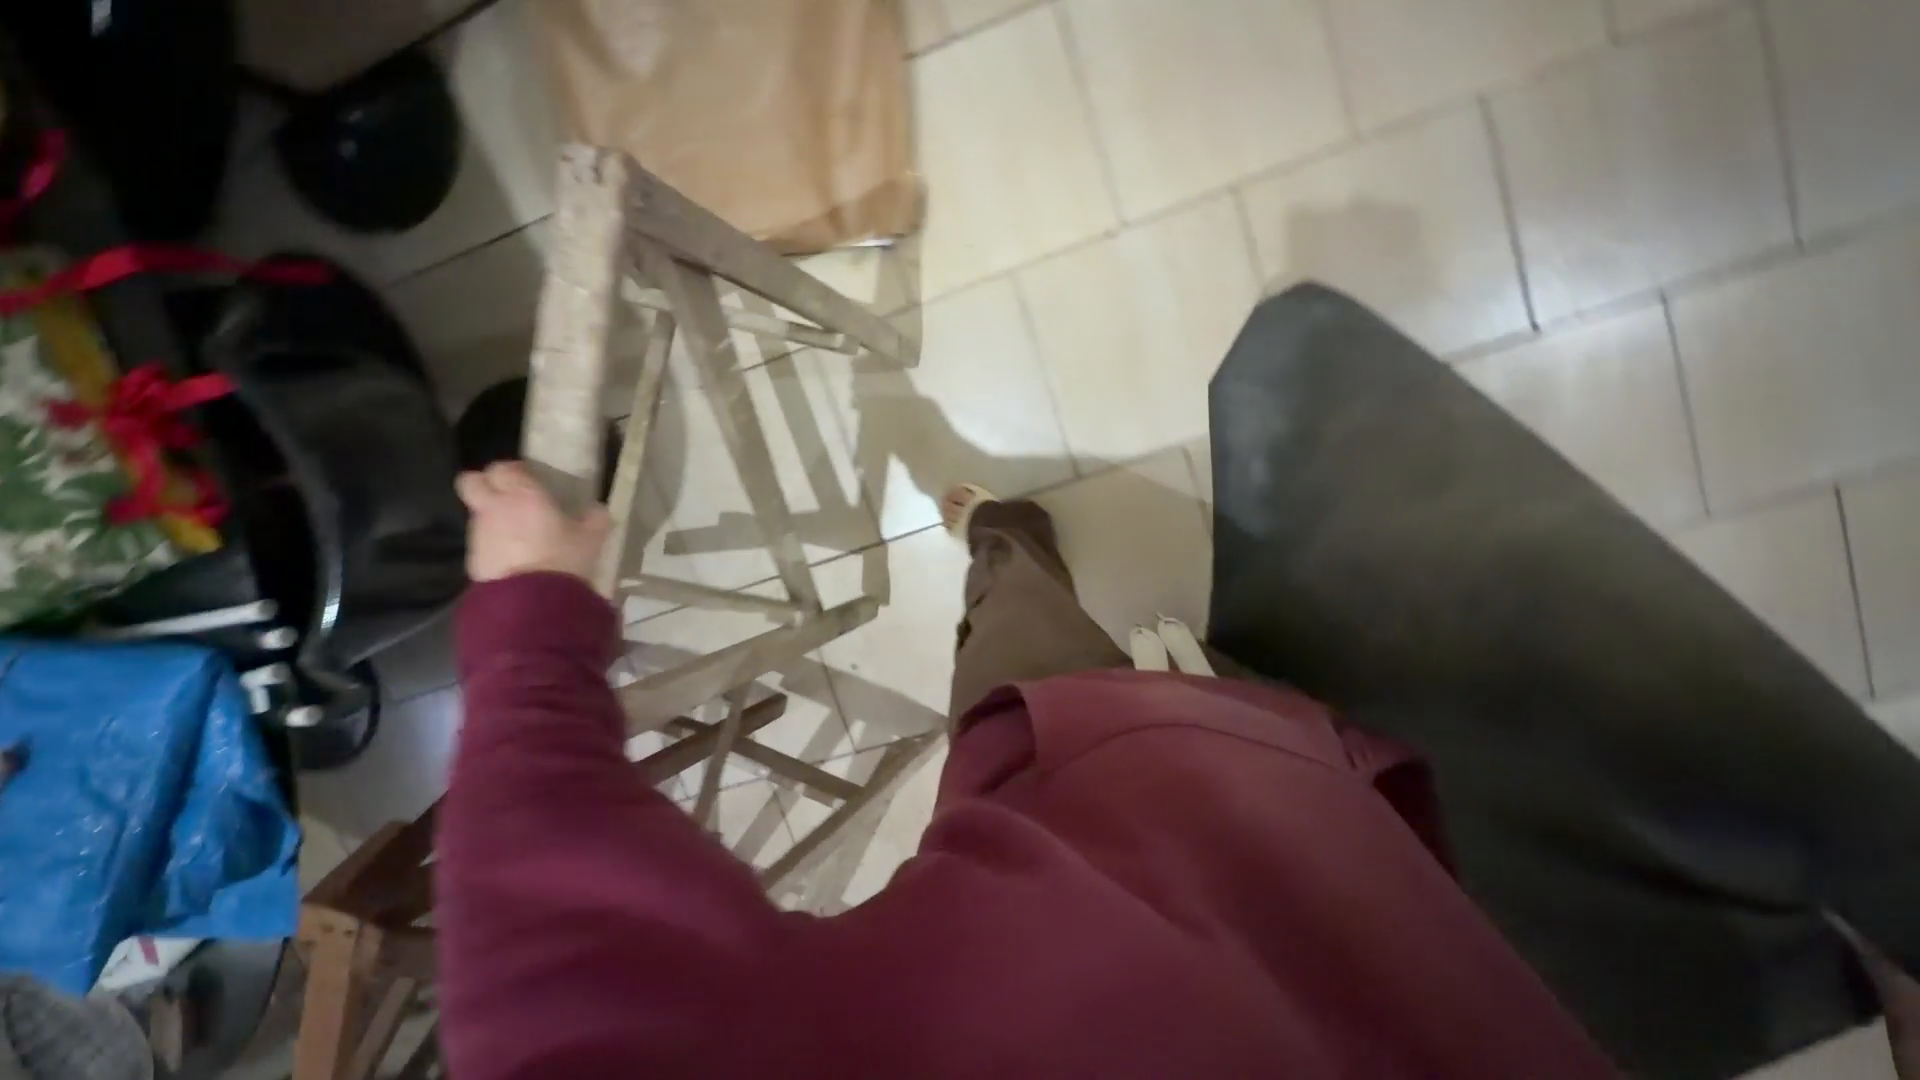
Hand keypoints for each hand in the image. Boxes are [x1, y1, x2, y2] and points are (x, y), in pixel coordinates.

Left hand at [457, 461, 611, 583]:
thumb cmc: (563, 559)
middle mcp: (494, 507)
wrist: (532, 602)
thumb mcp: (592, 540)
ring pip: (477, 513)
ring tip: (518, 535)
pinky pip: (481, 542)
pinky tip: (514, 559)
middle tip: (509, 497)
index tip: (529, 479)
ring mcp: (479, 533)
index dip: (513, 471)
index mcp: (523, 494)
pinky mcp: (472, 559)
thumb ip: (595, 520)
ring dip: (492, 518)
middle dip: (485, 485)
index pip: (502, 467)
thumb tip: (597, 510)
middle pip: (470, 481)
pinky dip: (493, 545)